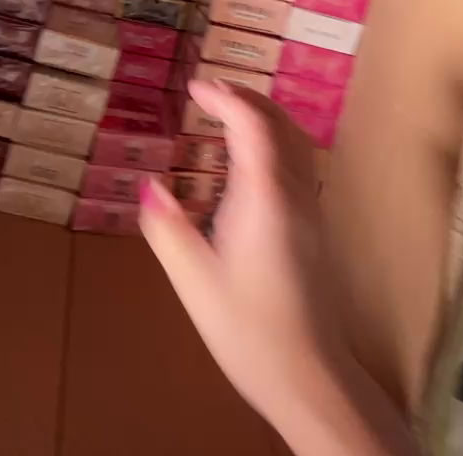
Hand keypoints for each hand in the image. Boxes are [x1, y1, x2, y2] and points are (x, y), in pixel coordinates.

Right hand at [140, 81, 416, 455]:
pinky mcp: (315, 224)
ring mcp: (311, 206)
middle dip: (245, 97)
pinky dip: (272, 139)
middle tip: (209, 92)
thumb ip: (168, 229)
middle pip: (278, 122)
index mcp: (266, 196)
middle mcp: (295, 191)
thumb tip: (147, 185)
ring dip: (262, 115)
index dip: (224, 97)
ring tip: (228, 114)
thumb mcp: (194, 281)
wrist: (310, 374)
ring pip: (294, 139)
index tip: (195, 87)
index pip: (251, 123)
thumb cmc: (247, 329)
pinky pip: (297, 160)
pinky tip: (249, 163)